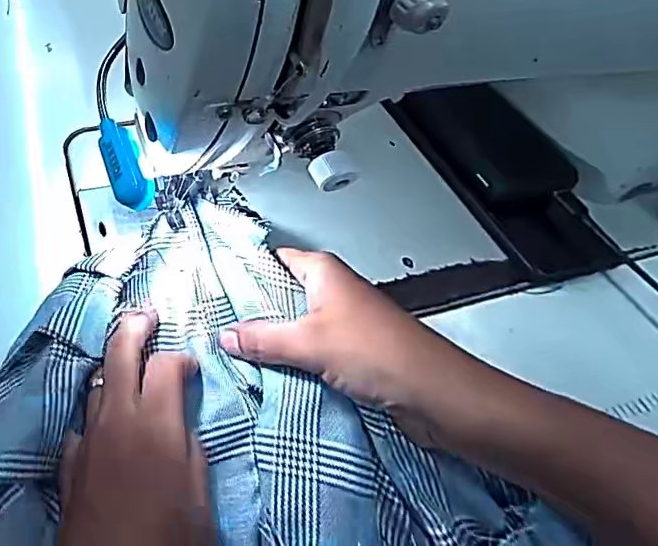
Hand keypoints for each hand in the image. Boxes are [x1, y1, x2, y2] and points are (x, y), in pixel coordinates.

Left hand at [59, 309, 211, 545]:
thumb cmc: (167, 541)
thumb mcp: (199, 502)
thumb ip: (191, 452)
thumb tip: (182, 424)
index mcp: (156, 423)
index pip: (166, 366)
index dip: (181, 358)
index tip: (191, 363)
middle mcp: (118, 415)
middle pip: (121, 350)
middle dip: (135, 325)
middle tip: (146, 314)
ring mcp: (89, 433)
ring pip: (98, 378)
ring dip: (113, 364)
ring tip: (126, 358)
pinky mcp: (70, 456)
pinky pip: (84, 417)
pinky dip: (96, 407)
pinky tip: (103, 415)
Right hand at [218, 249, 491, 445]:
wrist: (442, 399)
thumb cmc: (382, 353)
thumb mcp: (310, 343)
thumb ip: (263, 339)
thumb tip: (226, 336)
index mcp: (319, 269)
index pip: (269, 258)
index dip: (242, 270)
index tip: (214, 285)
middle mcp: (330, 289)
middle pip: (278, 294)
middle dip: (253, 311)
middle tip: (221, 324)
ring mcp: (341, 321)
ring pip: (293, 325)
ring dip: (274, 340)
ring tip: (240, 351)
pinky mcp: (351, 352)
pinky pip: (309, 349)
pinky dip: (293, 359)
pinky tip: (273, 372)